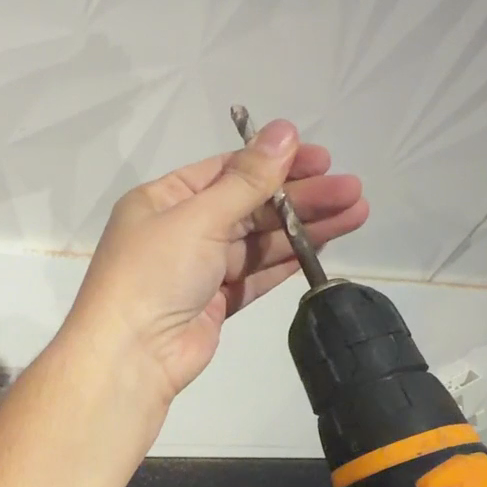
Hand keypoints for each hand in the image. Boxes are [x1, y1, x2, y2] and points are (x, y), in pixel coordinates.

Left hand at [64, 119, 367, 400]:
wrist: (129, 356)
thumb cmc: (152, 275)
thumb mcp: (198, 217)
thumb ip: (247, 180)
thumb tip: (285, 131)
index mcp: (161, 201)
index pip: (225, 171)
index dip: (273, 163)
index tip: (322, 159)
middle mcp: (177, 232)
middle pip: (247, 206)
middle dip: (299, 197)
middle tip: (352, 189)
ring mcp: (195, 271)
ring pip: (256, 242)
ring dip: (304, 227)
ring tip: (357, 212)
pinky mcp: (213, 304)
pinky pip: (255, 276)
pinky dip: (287, 261)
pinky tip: (325, 245)